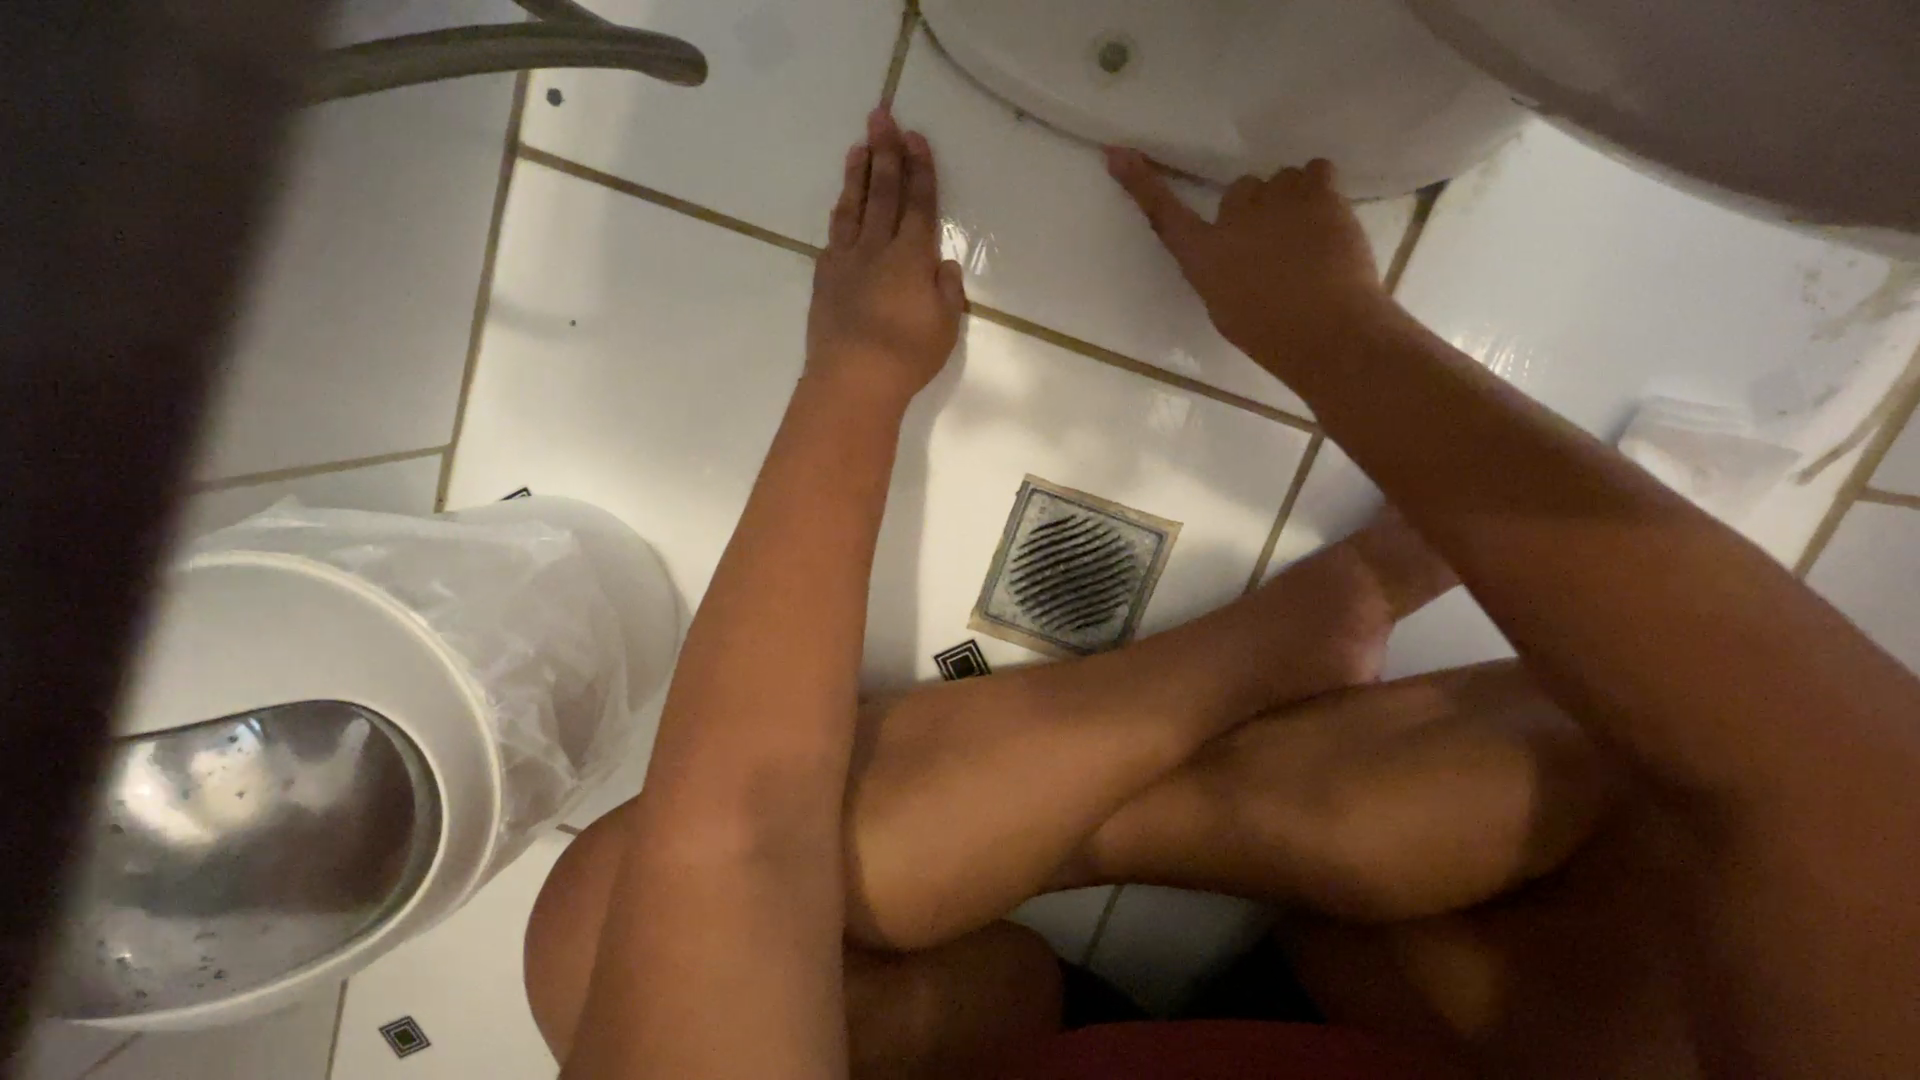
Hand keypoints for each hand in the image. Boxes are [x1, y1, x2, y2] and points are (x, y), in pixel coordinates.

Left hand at [805, 108, 965, 407]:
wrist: (852, 379)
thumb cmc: (907, 356)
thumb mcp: (945, 327)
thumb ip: (946, 291)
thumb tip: (942, 265)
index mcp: (912, 257)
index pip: (919, 204)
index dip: (920, 169)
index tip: (915, 137)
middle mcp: (878, 249)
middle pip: (884, 193)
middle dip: (886, 153)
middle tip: (881, 116)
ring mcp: (847, 261)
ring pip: (854, 208)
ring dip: (859, 175)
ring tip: (860, 147)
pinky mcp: (825, 279)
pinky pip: (835, 235)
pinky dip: (841, 214)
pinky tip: (842, 204)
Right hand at [1107, 149, 1392, 377]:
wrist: (1326, 332)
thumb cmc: (1271, 335)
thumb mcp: (1226, 311)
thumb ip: (1222, 273)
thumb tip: (1235, 254)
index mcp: (1203, 256)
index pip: (1164, 213)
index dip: (1140, 182)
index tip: (1118, 154)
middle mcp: (1233, 219)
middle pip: (1239, 189)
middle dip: (1253, 207)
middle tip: (1275, 239)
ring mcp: (1275, 200)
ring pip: (1280, 179)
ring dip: (1289, 198)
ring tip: (1307, 233)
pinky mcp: (1319, 191)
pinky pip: (1316, 170)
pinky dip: (1321, 188)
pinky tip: (1328, 217)